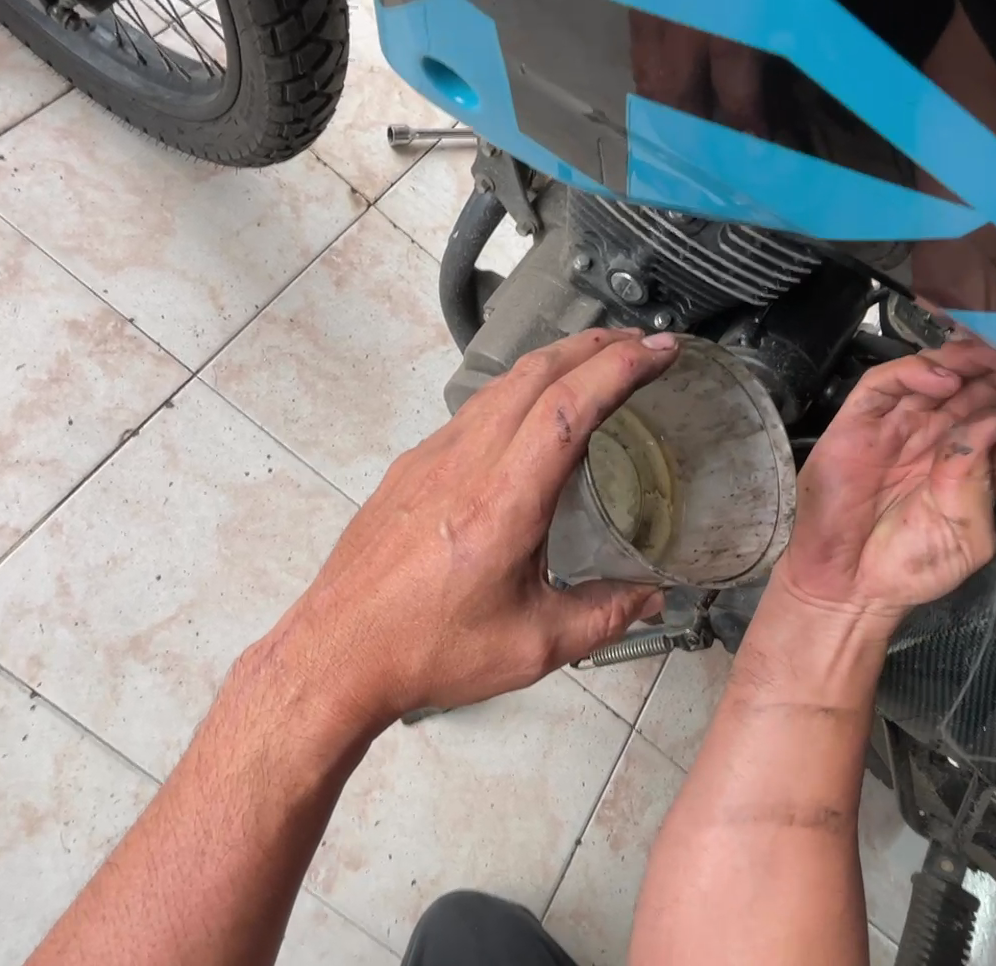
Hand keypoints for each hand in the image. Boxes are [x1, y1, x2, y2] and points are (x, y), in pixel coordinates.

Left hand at [266, 328, 681, 725]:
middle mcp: (465, 462)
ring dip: (553, 363)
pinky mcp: (412, 467)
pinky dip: (515, 390)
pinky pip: (473, 409)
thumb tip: (650, 597)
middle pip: (535, 374)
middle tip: (639, 344)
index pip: (567, 405)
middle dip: (594, 345)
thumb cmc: (426, 649)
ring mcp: (432, 457)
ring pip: (500, 384)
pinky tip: (529, 412)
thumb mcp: (533, 644)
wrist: (337, 652)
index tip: (659, 351)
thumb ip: (604, 615)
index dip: (619, 366)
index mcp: (503, 501)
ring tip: (593, 364)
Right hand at [773, 340, 995, 638]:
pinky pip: (880, 386)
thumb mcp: (968, 535)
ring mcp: (891, 431)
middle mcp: (928, 440)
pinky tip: (942, 377)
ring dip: (960, 361)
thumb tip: (991, 423)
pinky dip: (911, 372)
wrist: (850, 588)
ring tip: (990, 356)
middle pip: (966, 388)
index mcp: (963, 464)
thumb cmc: (908, 568)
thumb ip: (979, 482)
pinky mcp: (854, 426)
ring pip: (926, 376)